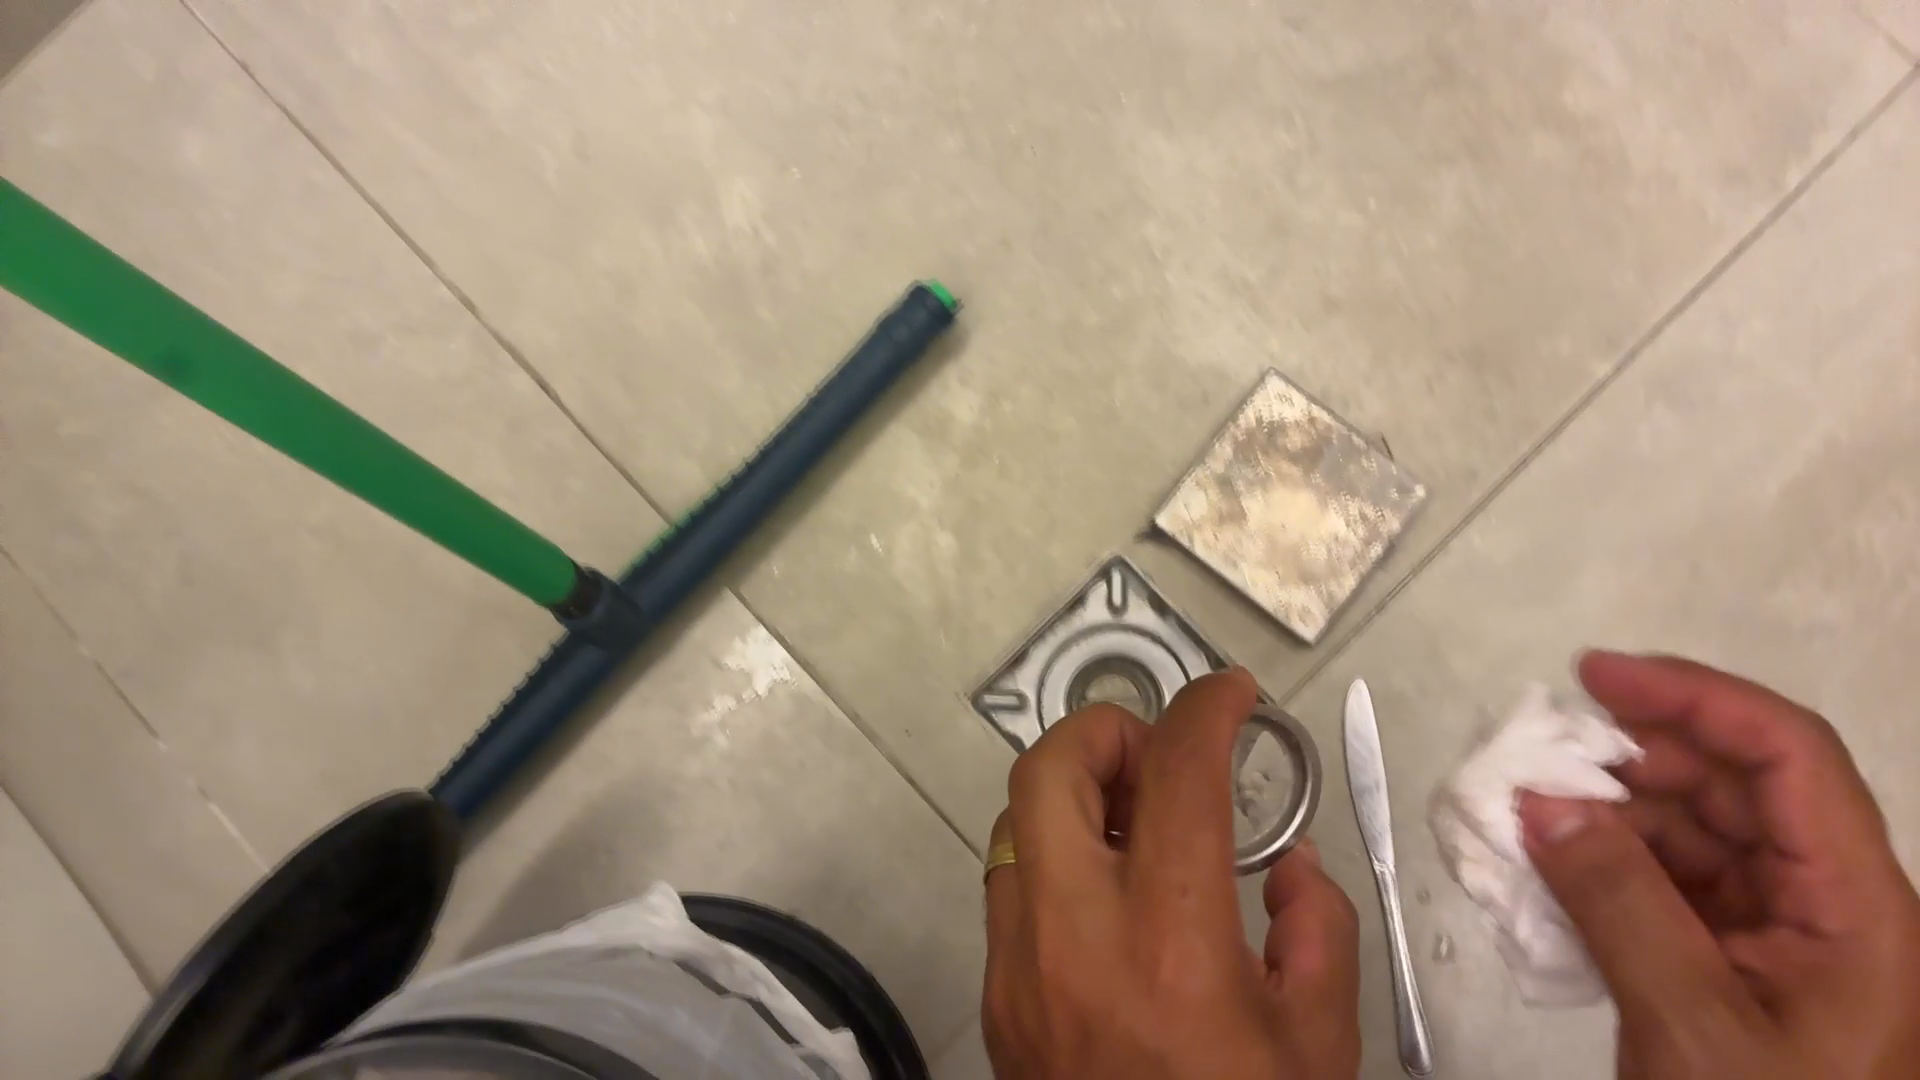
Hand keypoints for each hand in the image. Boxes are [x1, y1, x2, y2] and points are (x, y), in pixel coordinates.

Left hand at [981, 668, 1359, 1078]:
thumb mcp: (1319, 1049)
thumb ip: (1316, 929)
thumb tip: (1285, 861)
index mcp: (1170, 943)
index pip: (1177, 776)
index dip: (1206, 708)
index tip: (1231, 690)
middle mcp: (1073, 935)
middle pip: (1047, 769)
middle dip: (1104, 732)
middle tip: (1159, 758)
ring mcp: (1016, 963)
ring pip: (1018, 819)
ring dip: (1077, 793)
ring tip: (1139, 826)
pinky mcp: (995, 993)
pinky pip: (1013, 881)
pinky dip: (1058, 853)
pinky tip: (1110, 896)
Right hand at [1521, 650, 1919, 1078]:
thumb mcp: (1694, 1025)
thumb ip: (1617, 904)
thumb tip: (1540, 801)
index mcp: (1855, 907)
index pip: (1788, 758)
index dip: (1693, 697)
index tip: (1592, 676)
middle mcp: (1821, 898)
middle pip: (1728, 782)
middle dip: (1626, 755)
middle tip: (1534, 757)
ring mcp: (1771, 923)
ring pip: (1684, 824)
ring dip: (1598, 806)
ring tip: (1522, 812)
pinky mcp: (1724, 947)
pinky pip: (1656, 870)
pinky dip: (1594, 852)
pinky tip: (1544, 859)